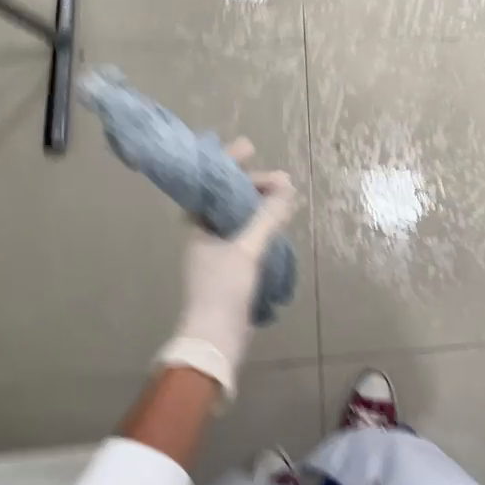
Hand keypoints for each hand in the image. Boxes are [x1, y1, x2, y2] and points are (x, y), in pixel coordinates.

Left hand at [165, 139, 297, 396]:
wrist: (215, 337)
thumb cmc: (222, 288)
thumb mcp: (247, 249)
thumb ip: (268, 217)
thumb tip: (288, 188)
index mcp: (197, 223)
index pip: (210, 182)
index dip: (228, 162)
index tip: (250, 146)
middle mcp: (204, 232)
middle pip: (229, 198)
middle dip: (255, 185)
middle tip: (283, 181)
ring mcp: (217, 250)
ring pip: (241, 216)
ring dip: (262, 205)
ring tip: (286, 197)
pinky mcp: (231, 266)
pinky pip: (248, 234)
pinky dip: (264, 225)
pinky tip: (281, 224)